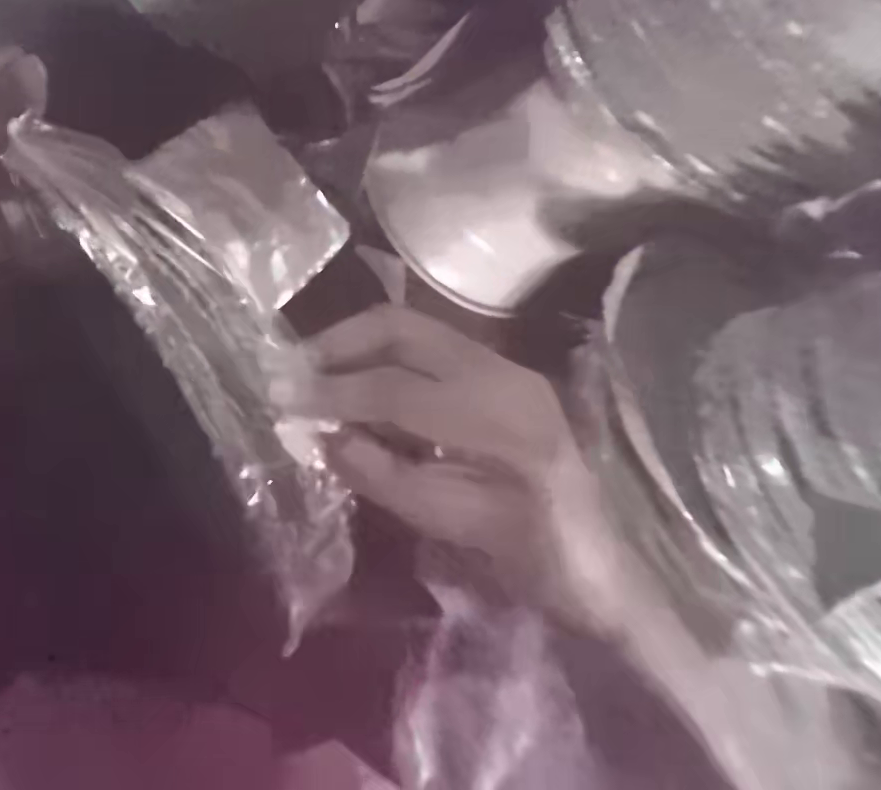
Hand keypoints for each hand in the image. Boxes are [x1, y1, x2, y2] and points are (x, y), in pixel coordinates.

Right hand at [297, 305, 639, 638]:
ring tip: (317, 366)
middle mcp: (500, 371)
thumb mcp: (442, 521)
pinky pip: (426, 342)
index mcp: (495, 418)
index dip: (332, 391)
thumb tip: (321, 433)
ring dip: (357, 340)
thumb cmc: (523, 553)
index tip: (284, 397)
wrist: (596, 554)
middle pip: (400, 328)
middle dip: (339, 341)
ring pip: (411, 325)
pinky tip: (359, 375)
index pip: (393, 387)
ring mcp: (502, 362)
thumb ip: (376, 471)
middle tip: (296, 366)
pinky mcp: (498, 366)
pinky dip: (382, 352)